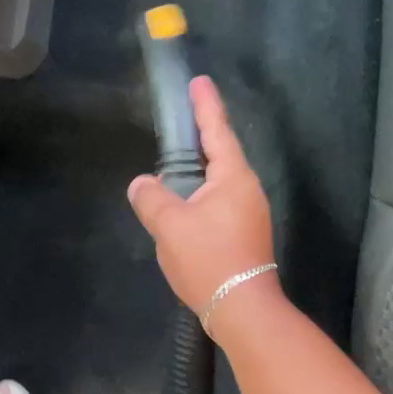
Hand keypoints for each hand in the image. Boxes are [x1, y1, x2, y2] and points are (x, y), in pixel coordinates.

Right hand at [127, 76, 276, 316]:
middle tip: (183, 119)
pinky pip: (220, 201)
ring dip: (200, 169)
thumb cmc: (209, 259)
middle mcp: (247, 188)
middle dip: (202, 135)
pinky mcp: (246, 234)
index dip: (205, 104)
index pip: (216, 129)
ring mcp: (250, 212)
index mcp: (232, 176)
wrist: (245, 312)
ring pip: (220, 180)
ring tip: (177, 166)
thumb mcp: (170, 226)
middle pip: (221, 152)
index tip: (199, 81)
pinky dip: (202, 193)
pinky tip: (186, 206)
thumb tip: (142, 184)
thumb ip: (151, 199)